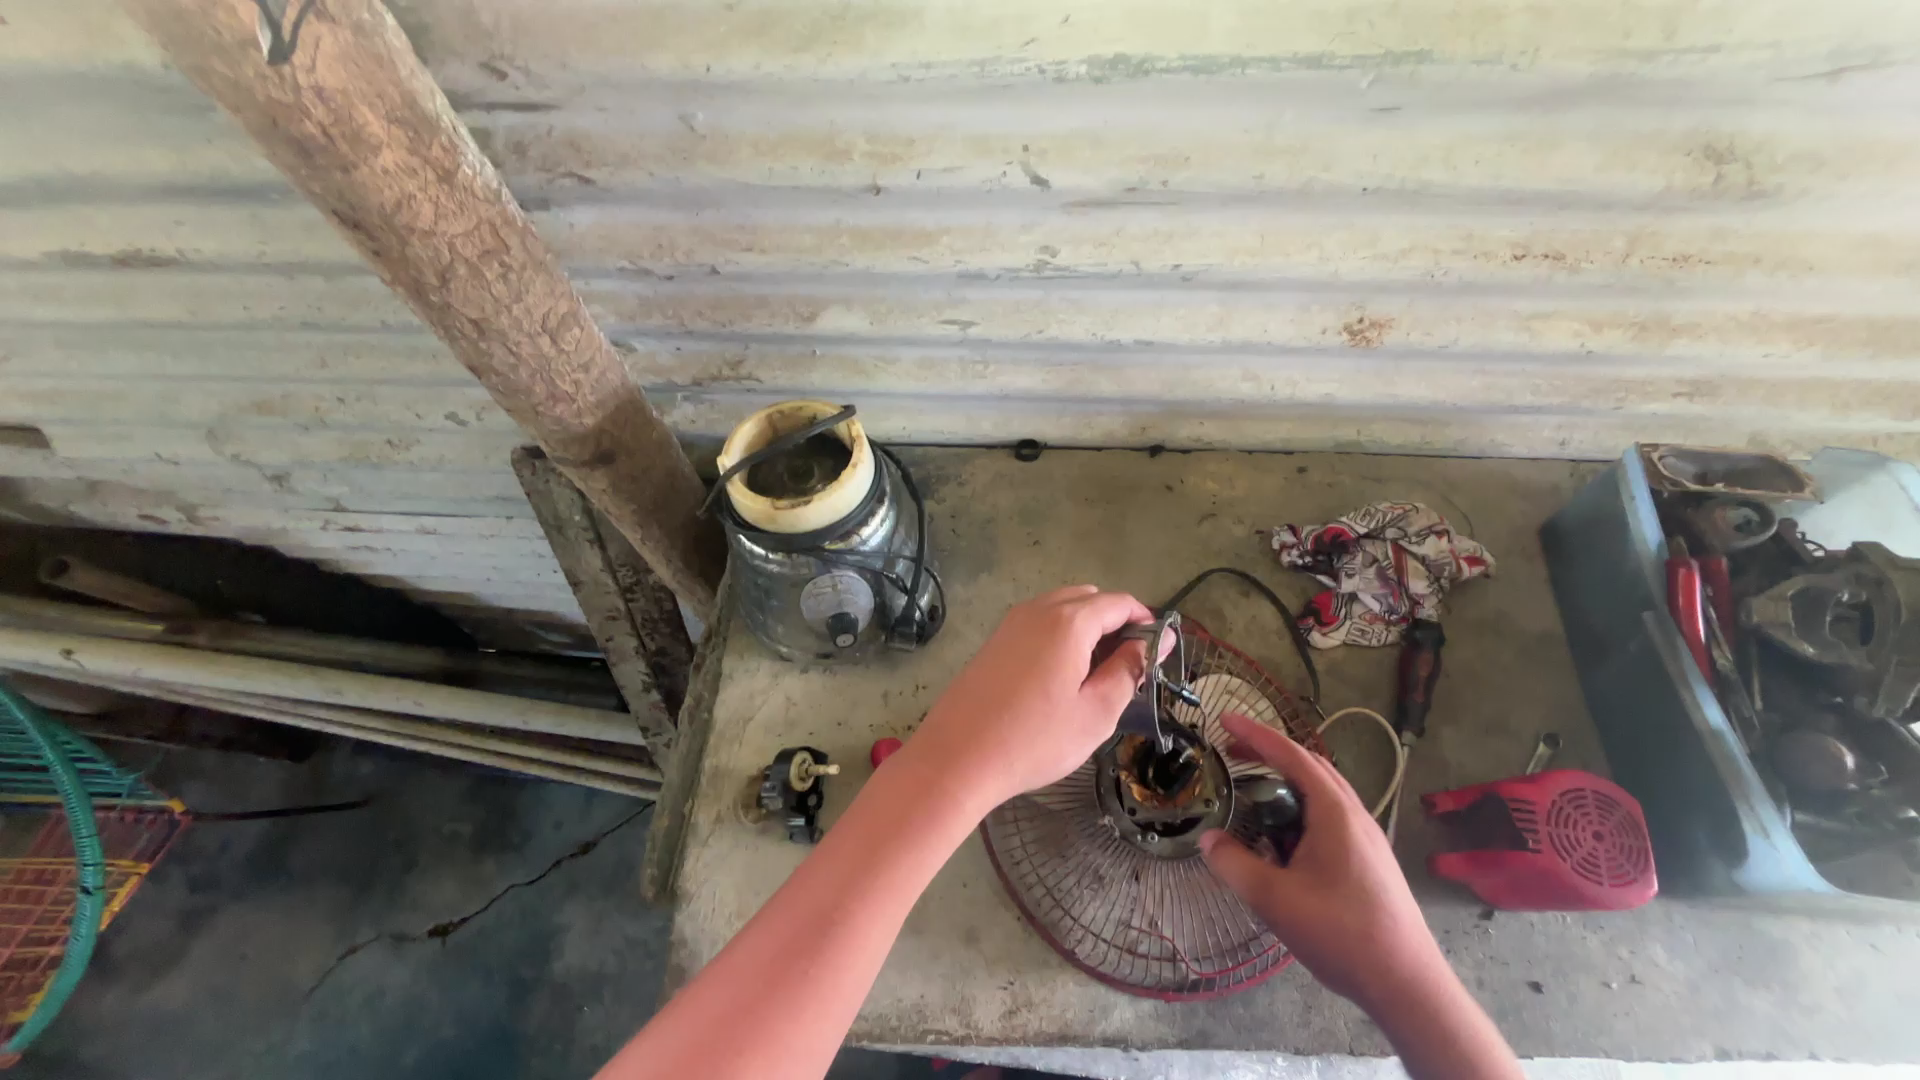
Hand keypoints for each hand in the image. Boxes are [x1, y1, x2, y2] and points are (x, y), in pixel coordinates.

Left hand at [908, 585, 1161, 810]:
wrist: (958, 757)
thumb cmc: (1035, 739)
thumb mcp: (1096, 712)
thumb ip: (1129, 670)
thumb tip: (1153, 642)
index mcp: (1069, 621)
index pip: (1119, 602)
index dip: (1146, 621)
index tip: (1160, 651)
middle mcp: (1038, 609)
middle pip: (1089, 599)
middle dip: (1115, 623)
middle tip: (1128, 667)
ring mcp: (1011, 623)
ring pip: (1062, 609)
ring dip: (1087, 629)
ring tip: (1096, 676)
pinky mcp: (994, 641)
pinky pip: (1038, 624)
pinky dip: (1060, 637)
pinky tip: (1060, 679)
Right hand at [1200, 712, 1446, 1008]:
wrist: (1406, 984)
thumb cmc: (1341, 933)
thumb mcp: (1274, 899)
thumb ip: (1234, 864)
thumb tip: (1207, 839)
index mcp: (1335, 813)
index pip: (1292, 756)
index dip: (1256, 734)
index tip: (1224, 719)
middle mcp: (1355, 816)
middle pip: (1310, 767)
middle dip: (1269, 752)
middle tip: (1231, 751)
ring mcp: (1367, 839)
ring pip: (1323, 792)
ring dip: (1287, 780)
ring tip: (1253, 791)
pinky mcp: (1370, 861)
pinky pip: (1330, 816)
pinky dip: (1300, 807)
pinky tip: (1284, 837)